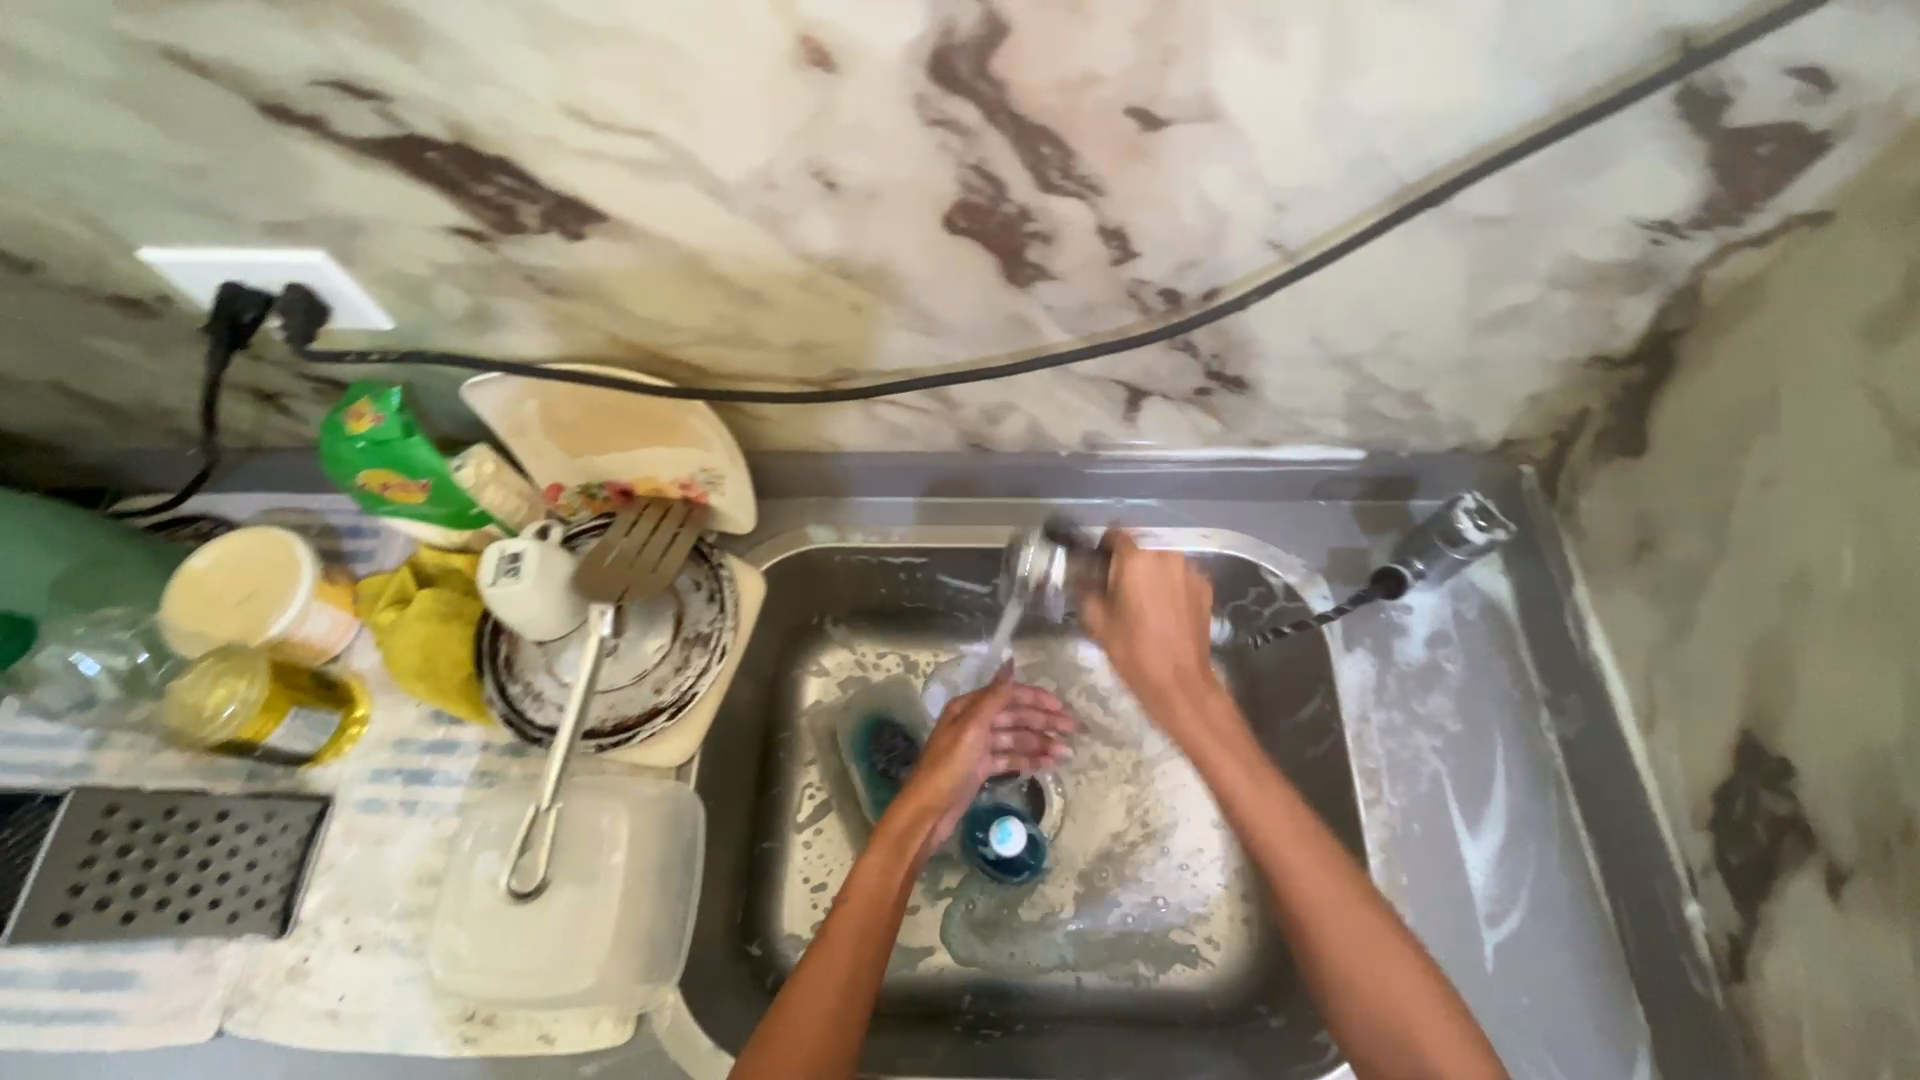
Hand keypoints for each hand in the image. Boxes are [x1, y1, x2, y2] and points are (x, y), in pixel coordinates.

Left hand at [890, 666, 1075, 856]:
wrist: (927, 812)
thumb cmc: (947, 767)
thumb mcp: (971, 728)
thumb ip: (993, 696)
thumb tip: (1010, 662)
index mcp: (968, 707)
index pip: (1008, 695)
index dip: (1036, 699)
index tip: (1062, 707)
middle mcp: (974, 722)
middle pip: (1015, 717)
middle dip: (1045, 722)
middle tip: (1075, 730)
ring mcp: (978, 747)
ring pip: (1016, 739)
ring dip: (1041, 744)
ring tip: (1066, 754)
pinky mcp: (981, 768)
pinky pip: (1011, 759)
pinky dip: (1029, 760)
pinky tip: (1049, 765)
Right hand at [1079, 529, 1229, 723]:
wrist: (1179, 680)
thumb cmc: (1132, 650)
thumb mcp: (1096, 620)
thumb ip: (1086, 588)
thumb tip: (1085, 576)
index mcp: (1135, 559)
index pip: (1115, 534)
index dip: (1104, 548)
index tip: (1099, 566)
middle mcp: (1165, 555)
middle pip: (1141, 547)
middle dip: (1129, 562)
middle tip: (1120, 588)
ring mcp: (1190, 569)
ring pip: (1163, 560)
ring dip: (1152, 572)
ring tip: (1146, 601)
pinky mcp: (1206, 586)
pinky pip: (1181, 575)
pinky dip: (1171, 585)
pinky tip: (1167, 610)